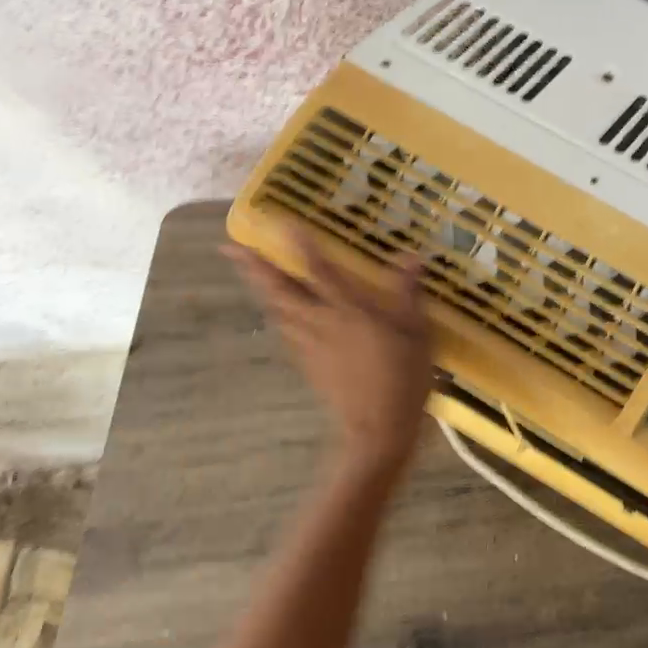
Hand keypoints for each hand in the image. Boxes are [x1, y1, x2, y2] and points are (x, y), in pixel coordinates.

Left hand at [225, 227, 432, 468]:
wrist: (377, 427)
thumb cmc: (404, 376)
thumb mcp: (416, 332)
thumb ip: (408, 293)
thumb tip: (411, 256)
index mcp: (347, 310)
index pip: (319, 269)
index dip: (300, 244)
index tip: (281, 221)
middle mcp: (320, 322)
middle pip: (280, 289)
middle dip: (255, 267)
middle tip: (230, 246)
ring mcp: (310, 345)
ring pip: (277, 310)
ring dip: (260, 289)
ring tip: (248, 273)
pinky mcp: (309, 365)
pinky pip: (286, 330)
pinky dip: (278, 314)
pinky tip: (280, 314)